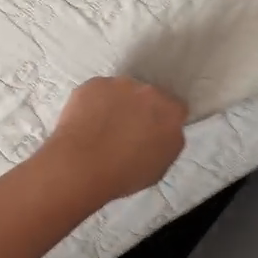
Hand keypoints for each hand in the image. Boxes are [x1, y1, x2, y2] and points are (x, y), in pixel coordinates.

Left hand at [37, 76, 189, 203]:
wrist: (82, 164)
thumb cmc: (125, 173)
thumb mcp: (160, 167)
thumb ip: (168, 142)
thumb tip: (162, 132)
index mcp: (170, 112)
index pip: (176, 110)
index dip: (164, 121)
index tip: (153, 132)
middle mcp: (147, 91)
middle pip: (148, 96)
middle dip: (141, 110)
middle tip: (126, 131)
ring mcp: (118, 84)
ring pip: (121, 92)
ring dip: (117, 104)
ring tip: (102, 128)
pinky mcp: (93, 83)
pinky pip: (98, 91)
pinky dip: (94, 103)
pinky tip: (86, 122)